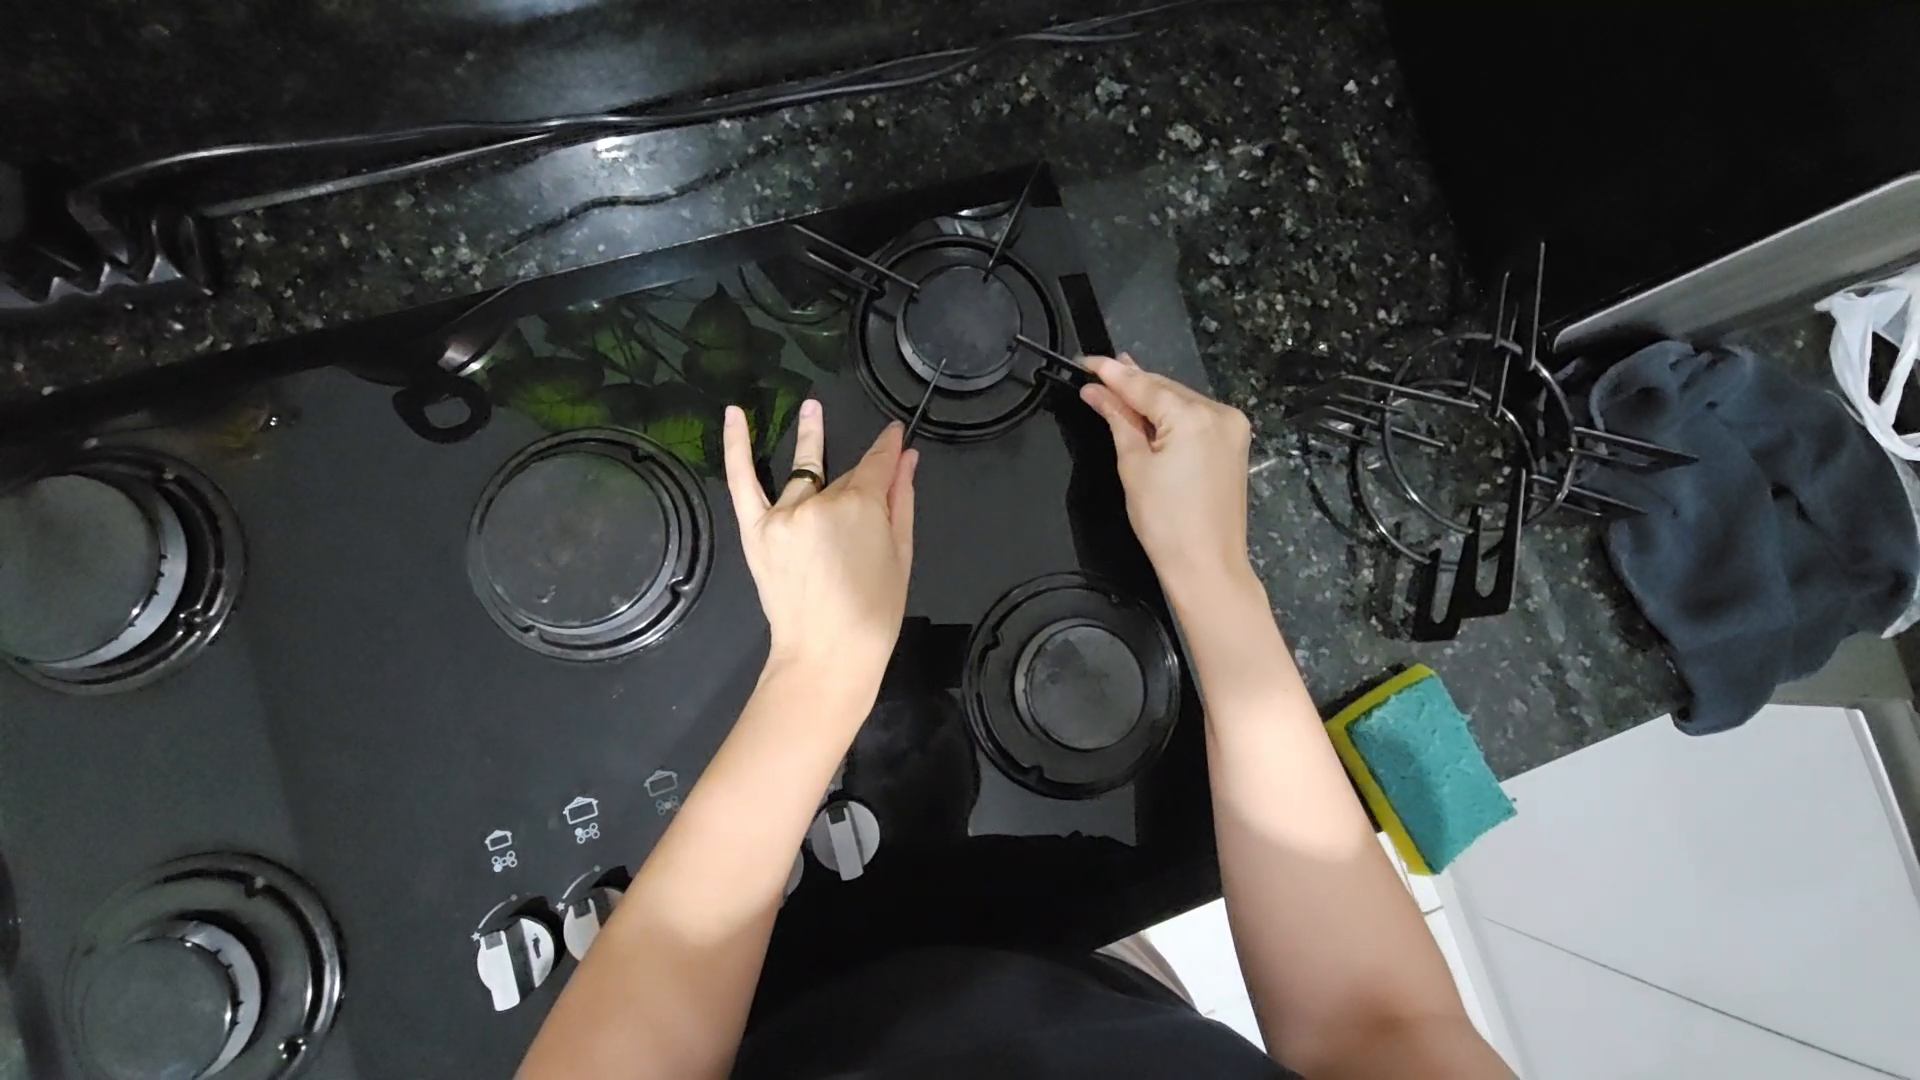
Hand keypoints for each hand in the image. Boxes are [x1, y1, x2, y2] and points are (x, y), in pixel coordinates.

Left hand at [722, 400, 917, 680]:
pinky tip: (736, 415)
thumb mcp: (901, 555)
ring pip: (807, 481)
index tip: (895, 433)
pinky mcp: (756, 530)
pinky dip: (737, 447)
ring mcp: (782, 514)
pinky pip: (743, 482)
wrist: (826, 656)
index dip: (888, 448)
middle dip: (859, 484)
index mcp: (861, 506)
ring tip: (812, 409)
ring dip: (812, 444)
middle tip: (867, 510)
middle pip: (844, 480)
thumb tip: (907, 458)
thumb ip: (901, 500)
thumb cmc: (875, 613)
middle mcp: (820, 501)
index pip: (877, 464)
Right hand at [1079, 352, 1252, 594]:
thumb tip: (1096, 393)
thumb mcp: (1133, 466)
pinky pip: (1195, 419)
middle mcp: (1220, 414)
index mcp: (1194, 417)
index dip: (1111, 374)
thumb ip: (1118, 420)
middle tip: (1097, 373)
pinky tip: (1148, 412)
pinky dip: (1170, 415)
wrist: (1206, 565)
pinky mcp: (1233, 446)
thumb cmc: (1165, 522)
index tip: (1085, 361)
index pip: (1143, 386)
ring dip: (1150, 398)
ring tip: (1117, 387)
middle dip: (1131, 383)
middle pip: (1165, 389)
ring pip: (1180, 402)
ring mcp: (1232, 429)